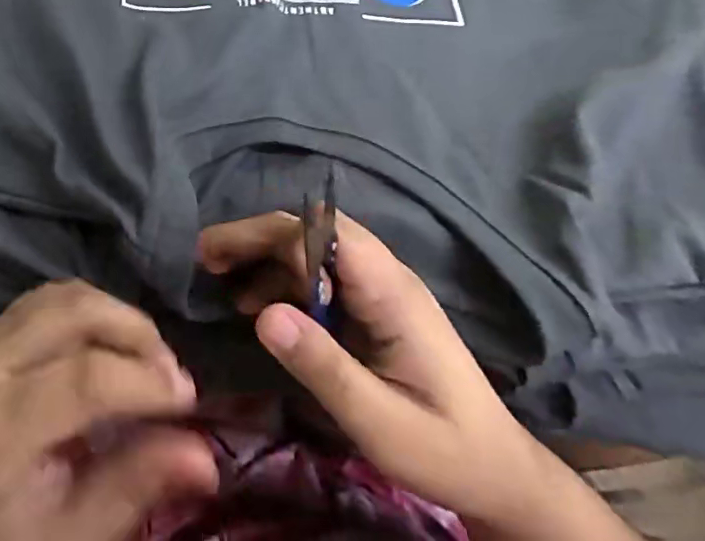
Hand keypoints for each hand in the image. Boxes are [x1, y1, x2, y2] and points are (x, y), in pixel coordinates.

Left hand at [0, 281, 218, 540]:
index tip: (191, 402)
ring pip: (60, 294)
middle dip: (135, 332)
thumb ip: (135, 485)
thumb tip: (206, 454)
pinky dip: (86, 309)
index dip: (148, 382)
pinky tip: (107, 344)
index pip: (87, 378)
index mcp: (0, 428)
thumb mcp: (71, 538)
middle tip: (171, 375)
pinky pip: (44, 300)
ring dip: (113, 315)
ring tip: (145, 359)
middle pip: (74, 312)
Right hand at [199, 212, 639, 540]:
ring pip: (313, 250)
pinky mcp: (373, 308)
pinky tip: (258, 308)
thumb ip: (324, 367)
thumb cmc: (443, 449)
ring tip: (221, 282)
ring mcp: (379, 290)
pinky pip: (321, 278)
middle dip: (257, 237)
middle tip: (206, 257)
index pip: (325, 233)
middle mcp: (384, 276)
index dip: (272, 238)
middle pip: (313, 231)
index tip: (223, 261)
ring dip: (265, 257)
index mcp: (391, 291)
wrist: (498, 472)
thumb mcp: (380, 421)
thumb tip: (263, 314)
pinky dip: (283, 282)